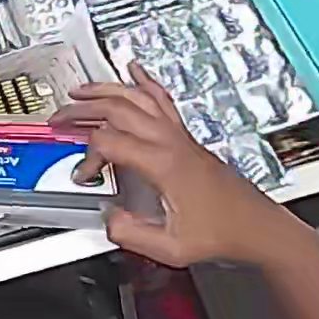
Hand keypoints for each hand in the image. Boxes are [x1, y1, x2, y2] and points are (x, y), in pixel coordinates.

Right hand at [49, 61, 312, 268]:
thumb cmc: (221, 234)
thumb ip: (130, 233)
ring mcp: (179, 136)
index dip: (88, 158)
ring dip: (104, 90)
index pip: (109, 143)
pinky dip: (145, 82)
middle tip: (59, 119)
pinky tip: (134, 71)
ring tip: (80, 91)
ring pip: (136, 98)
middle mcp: (170, 142)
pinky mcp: (185, 138)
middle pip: (117, 109)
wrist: (258, 228)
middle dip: (81, 111)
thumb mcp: (170, 247)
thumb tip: (107, 217)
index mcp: (163, 163)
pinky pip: (162, 100)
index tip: (86, 177)